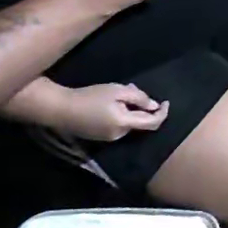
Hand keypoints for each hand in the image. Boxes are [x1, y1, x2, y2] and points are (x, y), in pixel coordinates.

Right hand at [51, 82, 167, 140]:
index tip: (166, 102)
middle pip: (140, 121)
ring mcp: (109, 139)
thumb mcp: (117, 91)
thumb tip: (154, 106)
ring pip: (129, 122)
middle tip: (131, 88)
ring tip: (117, 92)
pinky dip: (120, 114)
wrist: (61, 109)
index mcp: (125, 124)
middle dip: (141, 105)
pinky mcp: (101, 137)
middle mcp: (120, 135)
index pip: (152, 123)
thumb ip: (138, 98)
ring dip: (129, 108)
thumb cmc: (90, 97)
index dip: (163, 113)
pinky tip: (109, 102)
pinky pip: (118, 125)